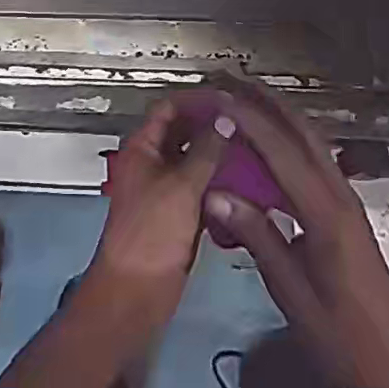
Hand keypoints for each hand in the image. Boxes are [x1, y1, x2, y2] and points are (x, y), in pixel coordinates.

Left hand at [87, 94, 232, 319]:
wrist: (137, 289)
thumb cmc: (150, 231)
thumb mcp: (180, 186)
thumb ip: (205, 151)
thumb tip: (225, 119)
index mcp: (142, 147)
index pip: (168, 108)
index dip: (195, 100)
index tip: (227, 98)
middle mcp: (152, 162)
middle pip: (183, 132)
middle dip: (211, 126)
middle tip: (246, 122)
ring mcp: (166, 188)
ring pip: (194, 161)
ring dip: (218, 154)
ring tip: (252, 147)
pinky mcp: (179, 212)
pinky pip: (201, 187)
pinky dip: (219, 181)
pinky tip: (247, 182)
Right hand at [204, 77, 388, 387]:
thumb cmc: (343, 333)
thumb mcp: (292, 292)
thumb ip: (256, 237)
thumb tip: (214, 194)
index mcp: (324, 212)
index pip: (280, 150)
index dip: (247, 119)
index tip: (217, 97)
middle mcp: (338, 194)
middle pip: (301, 130)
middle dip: (265, 100)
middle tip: (230, 80)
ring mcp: (344, 199)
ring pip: (309, 140)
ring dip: (276, 113)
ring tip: (243, 98)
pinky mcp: (343, 209)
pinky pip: (311, 158)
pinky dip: (285, 138)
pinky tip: (265, 144)